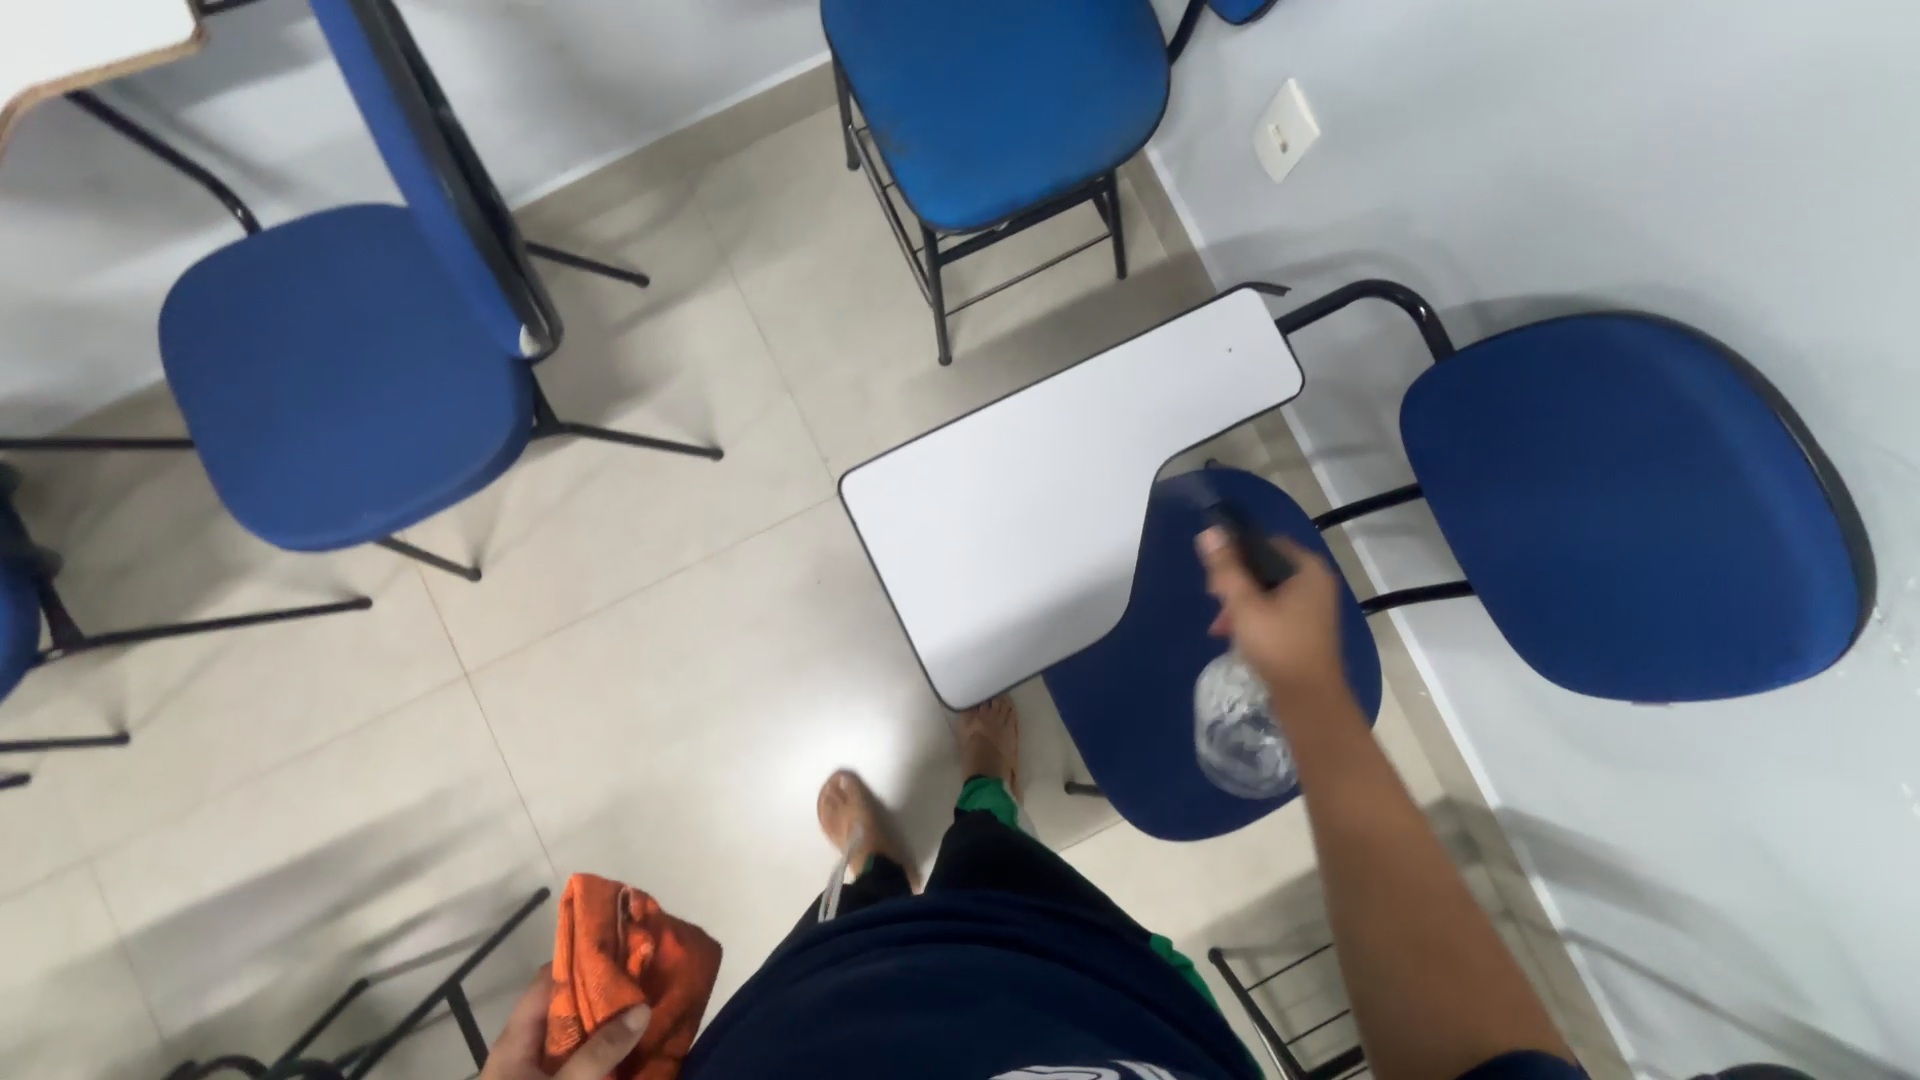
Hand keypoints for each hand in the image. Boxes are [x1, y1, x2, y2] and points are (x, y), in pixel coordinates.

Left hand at [479, 965, 650, 1079]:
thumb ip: (599, 1052)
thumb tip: (642, 1008)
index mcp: (517, 1037)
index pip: (550, 978)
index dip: (585, 959)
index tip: (625, 946)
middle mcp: (527, 1047)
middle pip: (568, 1004)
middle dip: (607, 991)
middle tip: (647, 977)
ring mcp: (538, 1072)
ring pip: (579, 1033)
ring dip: (610, 1023)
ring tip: (649, 1006)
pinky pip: (582, 1061)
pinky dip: (605, 1052)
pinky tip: (634, 1049)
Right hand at [1196, 527, 1348, 707]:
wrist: (1308, 698)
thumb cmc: (1277, 645)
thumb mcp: (1244, 604)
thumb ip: (1226, 568)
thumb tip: (1209, 532)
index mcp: (1307, 569)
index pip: (1267, 542)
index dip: (1238, 552)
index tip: (1216, 574)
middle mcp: (1315, 582)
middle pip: (1265, 568)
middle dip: (1236, 584)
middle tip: (1215, 602)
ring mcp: (1314, 607)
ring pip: (1268, 592)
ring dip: (1241, 604)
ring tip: (1222, 626)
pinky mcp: (1307, 628)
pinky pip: (1275, 610)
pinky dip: (1255, 618)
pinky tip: (1236, 637)